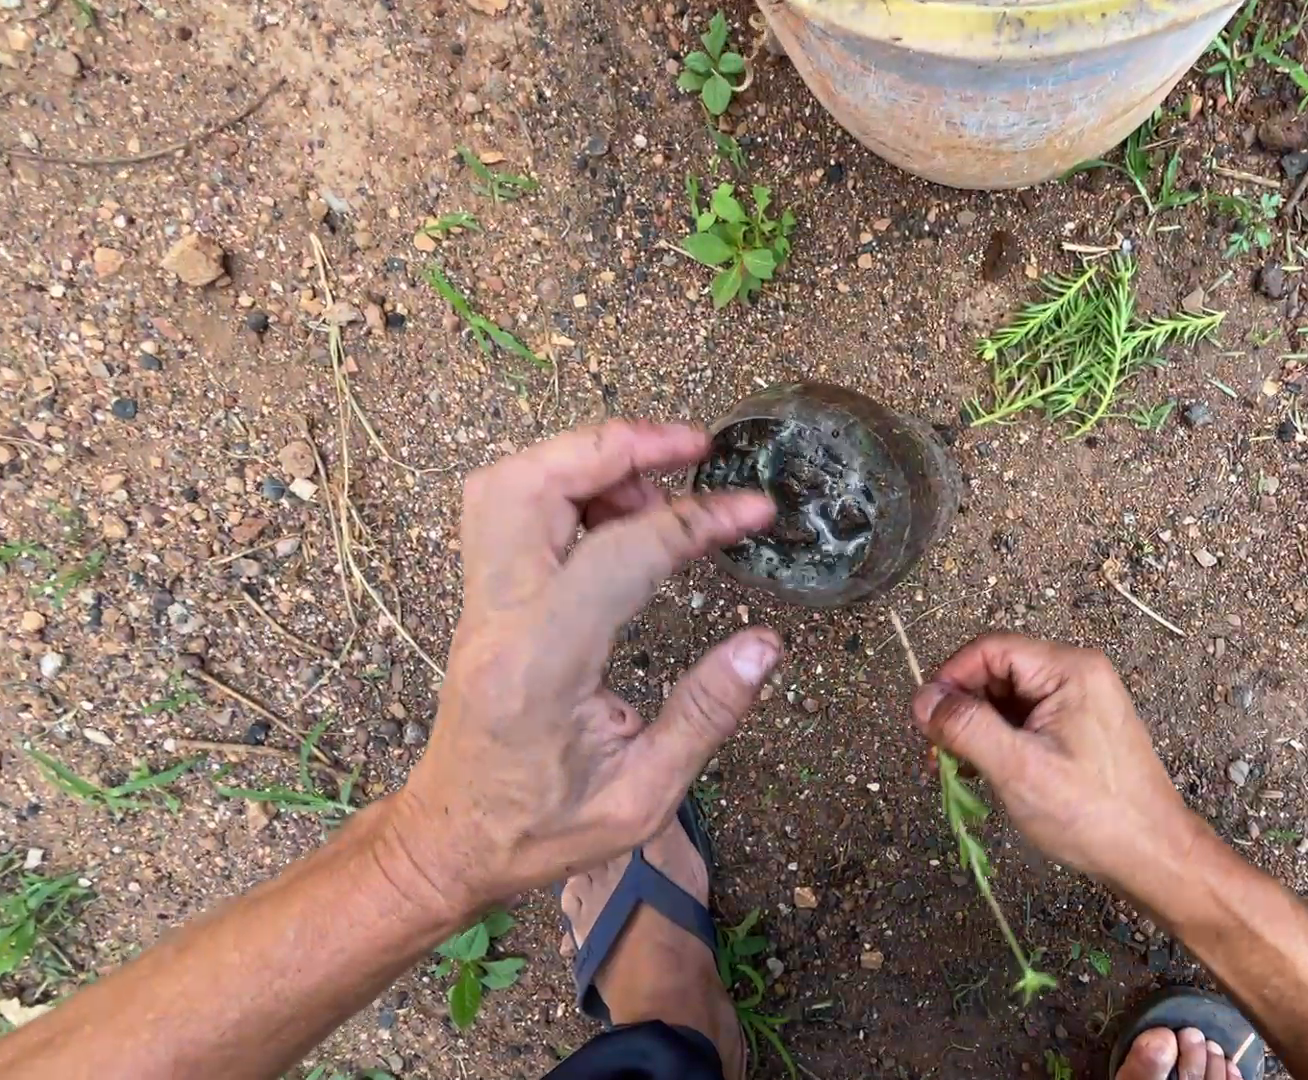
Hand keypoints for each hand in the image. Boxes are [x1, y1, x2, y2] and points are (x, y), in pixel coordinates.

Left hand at [389, 421, 781, 912]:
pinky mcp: (486, 595)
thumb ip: (707, 715)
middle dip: (615, 446)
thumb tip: (766, 643)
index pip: (617, 557)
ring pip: (510, 483)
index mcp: (541, 666)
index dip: (694, 520)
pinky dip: (572, 481)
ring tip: (665, 480)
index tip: (754, 510)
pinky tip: (626, 511)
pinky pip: (514, 506)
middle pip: (527, 484)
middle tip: (693, 446)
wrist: (449, 842)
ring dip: (589, 458)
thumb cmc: (544, 828)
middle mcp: (499, 617)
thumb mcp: (643, 796)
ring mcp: (481, 601)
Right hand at [909, 633, 1197, 887]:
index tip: (925, 719)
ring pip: (1009, 697)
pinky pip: (1027, 717)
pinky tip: (987, 771)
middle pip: (999, 670)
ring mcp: (1080, 699)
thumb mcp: (1019, 768)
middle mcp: (1076, 672)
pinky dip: (1001, 739)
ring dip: (978, 727)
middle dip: (963, 706)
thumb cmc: (1090, 813)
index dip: (951, 677)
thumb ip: (966, 727)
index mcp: (1068, 668)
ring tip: (960, 768)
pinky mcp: (1079, 725)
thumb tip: (921, 699)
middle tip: (937, 753)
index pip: (990, 648)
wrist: (1154, 856)